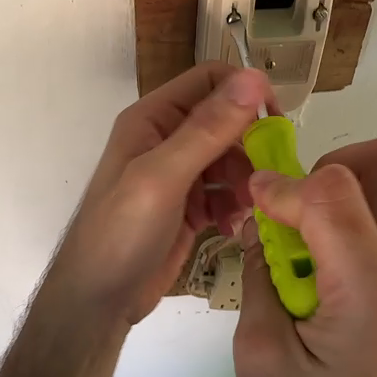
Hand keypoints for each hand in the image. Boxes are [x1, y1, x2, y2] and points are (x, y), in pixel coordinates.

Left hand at [46, 63, 269, 326]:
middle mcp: (165, 140)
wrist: (100, 299)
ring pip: (229, 161)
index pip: (209, 82)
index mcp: (152, 119)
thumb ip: (207, 129)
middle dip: (249, 148)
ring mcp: (177, 176)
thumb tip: (253, 78)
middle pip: (226, 123)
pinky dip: (233, 207)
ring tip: (243, 210)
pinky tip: (230, 228)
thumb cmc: (121, 233)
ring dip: (244, 182)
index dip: (245, 93)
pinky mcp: (187, 209)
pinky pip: (223, 194)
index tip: (276, 123)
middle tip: (263, 178)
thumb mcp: (163, 176)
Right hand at [232, 137, 376, 376]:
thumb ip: (259, 275)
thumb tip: (260, 224)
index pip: (333, 191)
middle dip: (331, 166)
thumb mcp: (259, 352)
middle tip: (295, 210)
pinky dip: (367, 211)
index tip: (253, 206)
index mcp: (371, 289)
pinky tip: (334, 256)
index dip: (282, 186)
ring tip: (312, 233)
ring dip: (351, 187)